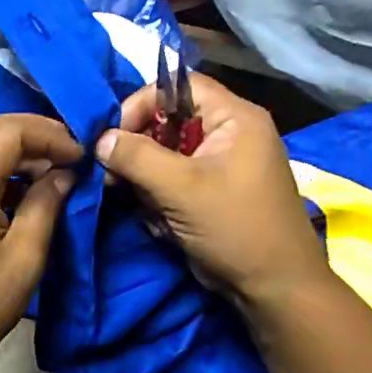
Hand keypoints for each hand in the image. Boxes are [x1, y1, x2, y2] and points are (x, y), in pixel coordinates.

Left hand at [0, 114, 81, 372]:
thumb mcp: (26, 255)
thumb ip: (46, 204)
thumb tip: (65, 172)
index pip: (7, 132)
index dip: (49, 134)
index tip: (81, 156)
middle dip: (31, 132)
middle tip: (68, 152)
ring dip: (16, 150)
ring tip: (54, 170)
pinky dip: (2, 170)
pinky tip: (29, 190)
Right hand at [95, 74, 329, 306]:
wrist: (271, 286)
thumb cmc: (234, 228)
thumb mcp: (180, 189)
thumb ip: (136, 158)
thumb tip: (100, 139)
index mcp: (234, 119)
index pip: (179, 86)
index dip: (141, 104)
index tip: (113, 137)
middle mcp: (227, 134)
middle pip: (166, 122)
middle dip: (138, 150)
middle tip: (113, 176)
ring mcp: (217, 165)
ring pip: (162, 156)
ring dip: (146, 182)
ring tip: (149, 209)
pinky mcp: (207, 192)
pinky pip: (170, 182)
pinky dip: (157, 200)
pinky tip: (161, 222)